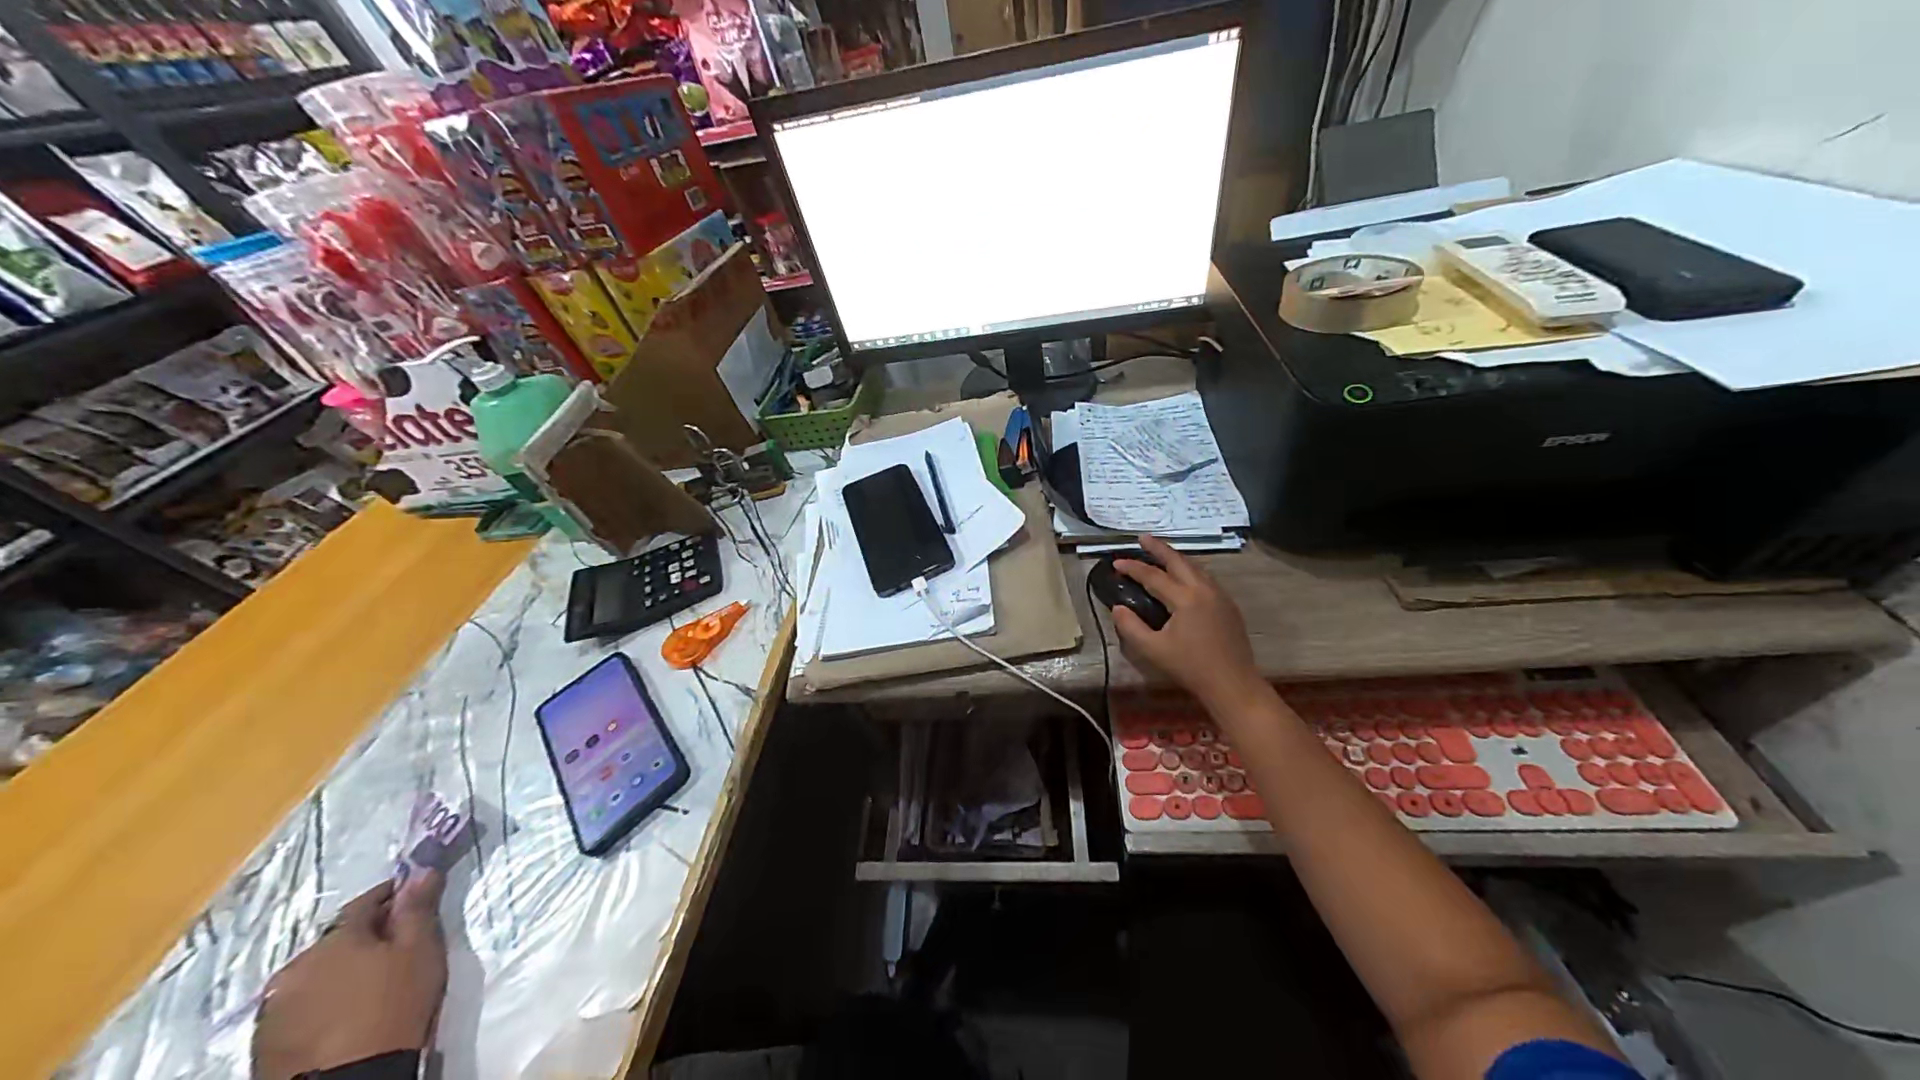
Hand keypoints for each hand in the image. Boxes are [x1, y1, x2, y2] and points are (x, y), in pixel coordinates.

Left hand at [252, 874, 448, 1079]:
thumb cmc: (393, 1007)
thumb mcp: (420, 952)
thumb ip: (418, 909)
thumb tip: (421, 870)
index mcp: (335, 939)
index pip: (365, 902)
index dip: (391, 896)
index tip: (412, 898)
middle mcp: (295, 966)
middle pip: (335, 940)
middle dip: (362, 939)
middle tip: (393, 950)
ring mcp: (273, 1008)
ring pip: (313, 974)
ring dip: (337, 973)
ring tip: (365, 988)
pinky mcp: (263, 1043)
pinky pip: (298, 1007)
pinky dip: (319, 1004)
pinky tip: (339, 1017)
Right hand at [1111, 535, 1267, 715]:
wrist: (1233, 684)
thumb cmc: (1191, 667)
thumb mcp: (1153, 650)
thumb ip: (1131, 627)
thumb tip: (1117, 608)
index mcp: (1185, 598)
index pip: (1153, 576)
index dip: (1133, 568)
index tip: (1116, 562)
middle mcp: (1204, 589)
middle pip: (1179, 561)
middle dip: (1159, 548)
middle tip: (1142, 538)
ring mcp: (1220, 596)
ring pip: (1196, 568)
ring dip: (1176, 558)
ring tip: (1161, 554)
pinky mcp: (1228, 606)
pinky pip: (1206, 579)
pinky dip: (1190, 571)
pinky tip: (1184, 577)